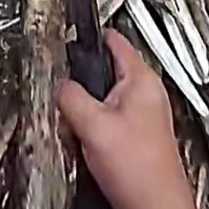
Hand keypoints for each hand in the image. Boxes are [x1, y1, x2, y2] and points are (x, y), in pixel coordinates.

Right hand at [57, 31, 193, 208]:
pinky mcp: (140, 134)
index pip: (112, 39)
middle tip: (71, 96)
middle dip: (84, 82)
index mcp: (142, 78)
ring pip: (105, 95)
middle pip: (105, 69)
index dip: (89, 35)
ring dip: (88, 106)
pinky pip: (111, 116)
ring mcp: (146, 114)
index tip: (72, 35)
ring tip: (81, 125)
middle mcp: (148, 91)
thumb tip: (59, 84)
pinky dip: (97, 123)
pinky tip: (92, 142)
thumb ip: (70, 95)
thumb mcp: (93, 125)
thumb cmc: (140, 173)